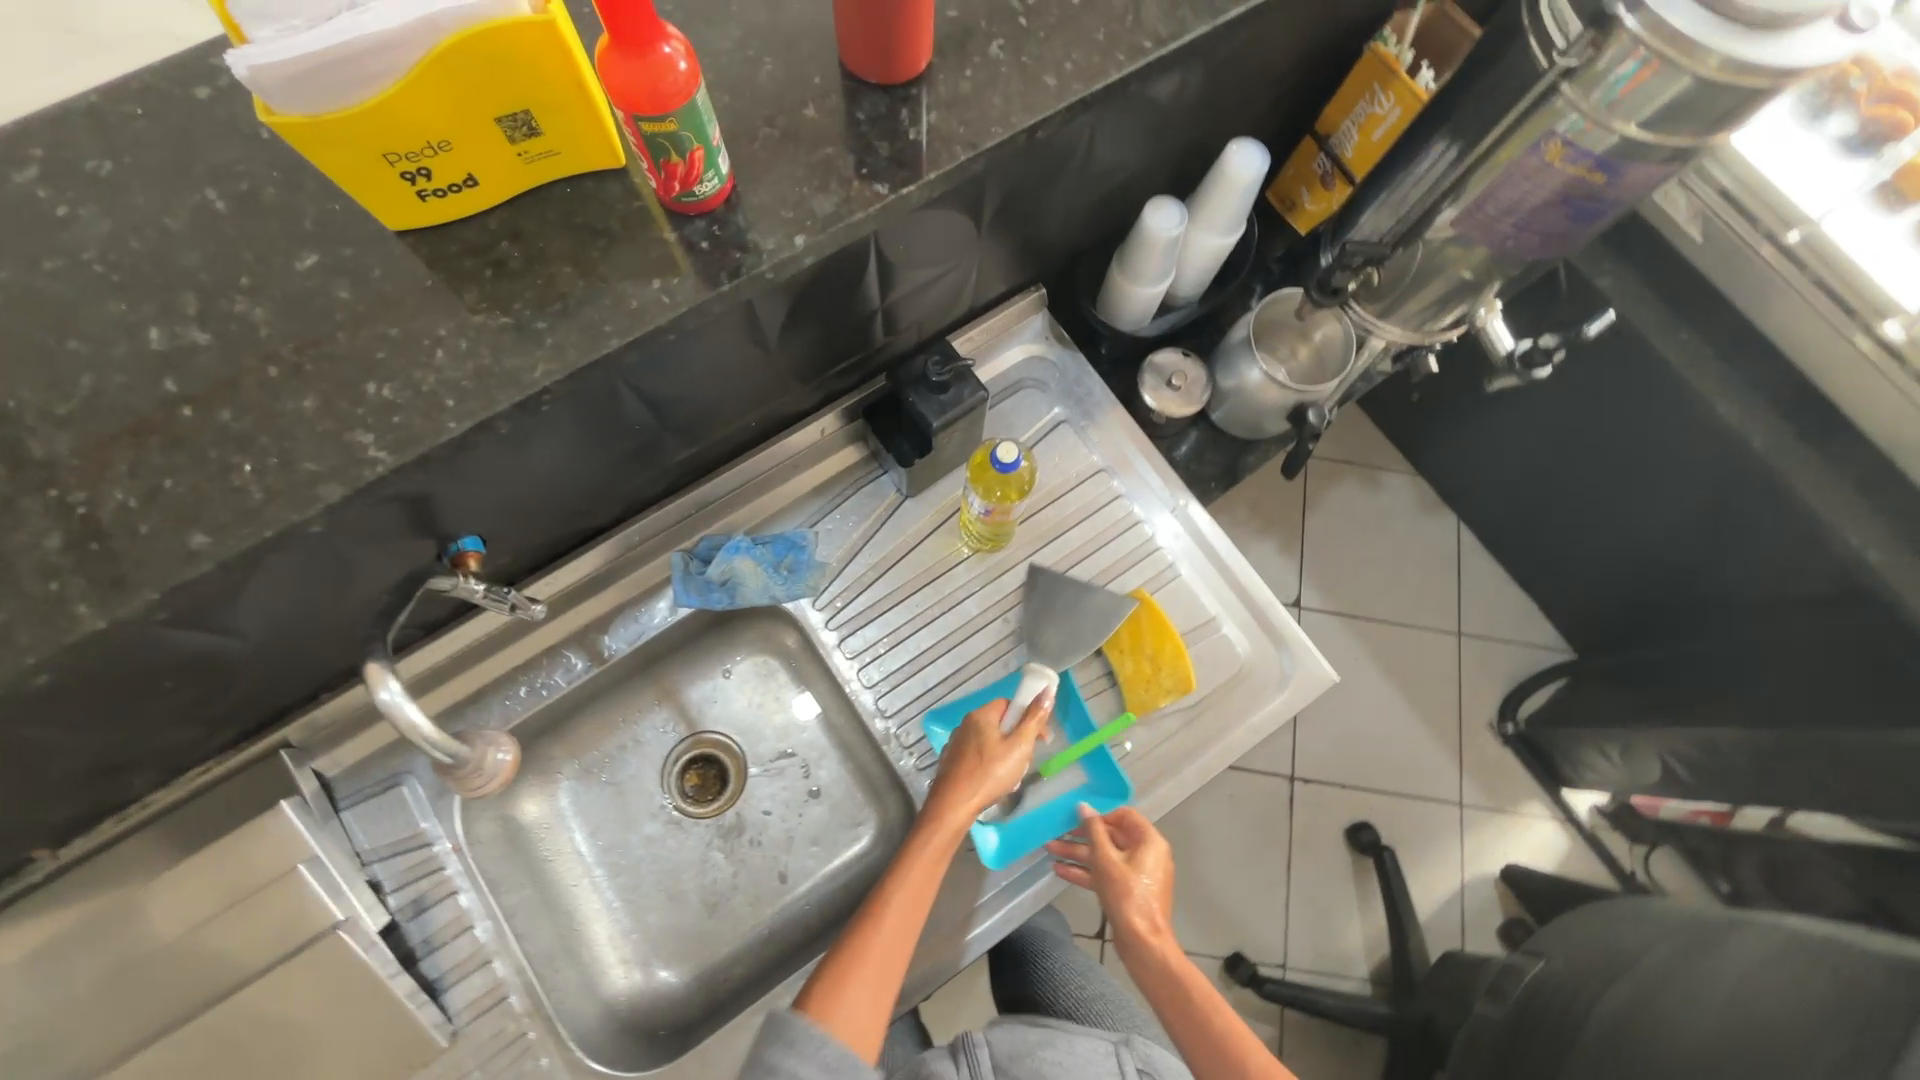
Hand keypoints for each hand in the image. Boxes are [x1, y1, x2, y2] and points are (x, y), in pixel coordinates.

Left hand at [925, 689, 1054, 822]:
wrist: (954, 805)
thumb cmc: (990, 774)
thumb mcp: (1019, 746)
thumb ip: (1034, 719)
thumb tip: (1047, 691)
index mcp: (981, 715)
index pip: (1009, 704)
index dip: (1027, 717)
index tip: (1040, 738)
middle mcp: (965, 724)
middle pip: (999, 724)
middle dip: (1016, 740)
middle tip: (1025, 760)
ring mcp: (956, 743)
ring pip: (989, 742)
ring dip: (1004, 755)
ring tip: (1011, 776)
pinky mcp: (951, 761)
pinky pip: (977, 756)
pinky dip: (988, 764)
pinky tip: (992, 782)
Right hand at [1047, 804, 1176, 954]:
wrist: (1142, 944)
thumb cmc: (1127, 895)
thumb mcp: (1106, 860)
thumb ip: (1093, 831)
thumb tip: (1083, 806)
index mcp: (1149, 841)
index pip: (1124, 816)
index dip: (1100, 814)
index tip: (1078, 817)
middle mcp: (1145, 854)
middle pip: (1111, 837)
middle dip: (1082, 836)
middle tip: (1057, 832)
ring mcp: (1135, 874)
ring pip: (1104, 857)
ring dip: (1078, 853)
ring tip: (1050, 849)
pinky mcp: (1126, 892)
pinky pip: (1105, 875)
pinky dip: (1085, 872)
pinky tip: (1059, 870)